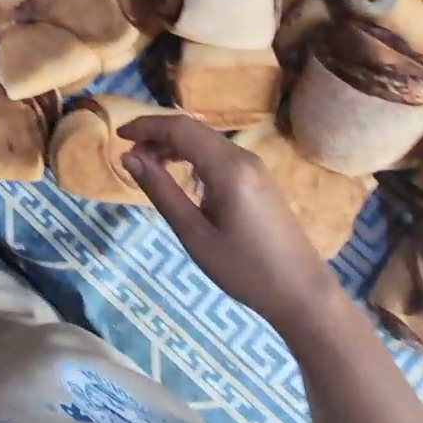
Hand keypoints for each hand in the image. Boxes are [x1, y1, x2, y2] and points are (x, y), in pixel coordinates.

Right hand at [118, 116, 340, 332]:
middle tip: (130, 154)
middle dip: (156, 133)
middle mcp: (242, 157)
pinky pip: (217, 152)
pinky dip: (191, 153)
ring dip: (173, 143)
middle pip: (191, 128)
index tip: (119, 137)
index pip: (179, 129)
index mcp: (227, 168)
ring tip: (149, 163)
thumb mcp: (194, 234)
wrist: (304, 295)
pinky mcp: (258, 178)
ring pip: (204, 138)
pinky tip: (179, 172)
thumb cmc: (245, 269)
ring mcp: (254, 166)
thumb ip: (160, 190)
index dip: (146, 126)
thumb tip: (128, 157)